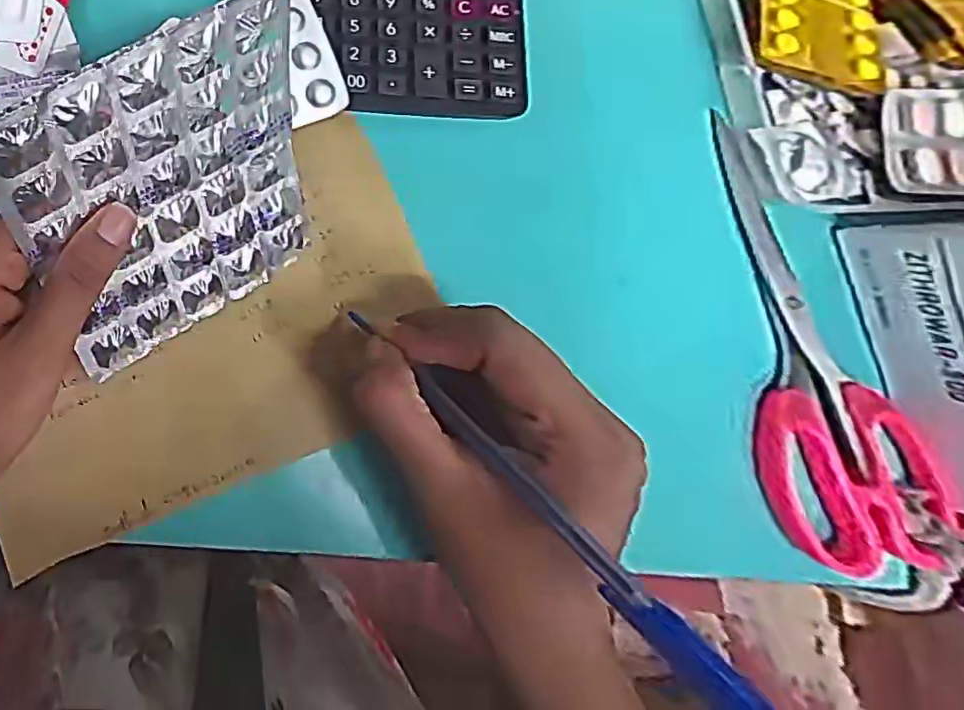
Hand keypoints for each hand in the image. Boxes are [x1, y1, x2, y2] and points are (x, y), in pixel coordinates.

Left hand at [0, 204, 136, 545]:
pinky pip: (26, 294)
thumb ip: (78, 280)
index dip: (95, 208)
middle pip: (43, 236)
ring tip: (143, 276)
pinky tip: (97, 317)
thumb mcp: (39, 350)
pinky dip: (58, 306)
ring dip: (79, 281)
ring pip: (39, 268)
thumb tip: (118, 212)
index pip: (45, 209)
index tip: (150, 202)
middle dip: (93, 247)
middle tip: (159, 245)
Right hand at [349, 306, 645, 659]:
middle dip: (432, 340)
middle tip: (379, 358)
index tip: (376, 346)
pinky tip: (428, 397)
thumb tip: (367, 345)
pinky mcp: (563, 427)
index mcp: (586, 432)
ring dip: (438, 354)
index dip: (433, 332)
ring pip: (497, 351)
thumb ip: (396, 412)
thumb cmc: (497, 570)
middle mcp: (597, 414)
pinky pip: (498, 374)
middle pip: (501, 340)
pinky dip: (452, 373)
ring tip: (397, 376)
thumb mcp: (437, 490)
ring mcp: (584, 419)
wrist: (540, 631)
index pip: (503, 343)